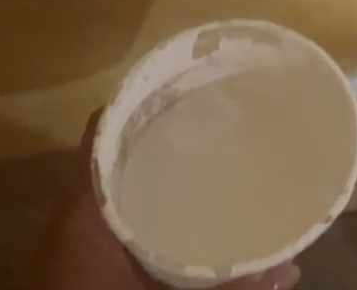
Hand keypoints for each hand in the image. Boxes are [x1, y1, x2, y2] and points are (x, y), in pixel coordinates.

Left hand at [34, 110, 302, 289]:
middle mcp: (71, 211)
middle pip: (110, 149)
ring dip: (145, 167)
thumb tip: (290, 268)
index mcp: (85, 207)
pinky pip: (107, 211)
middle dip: (156, 133)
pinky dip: (137, 201)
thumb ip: (229, 287)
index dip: (139, 100)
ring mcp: (67, 237)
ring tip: (199, 153)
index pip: (102, 128)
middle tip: (209, 119)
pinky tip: (172, 210)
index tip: (185, 87)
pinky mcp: (74, 260)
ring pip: (109, 181)